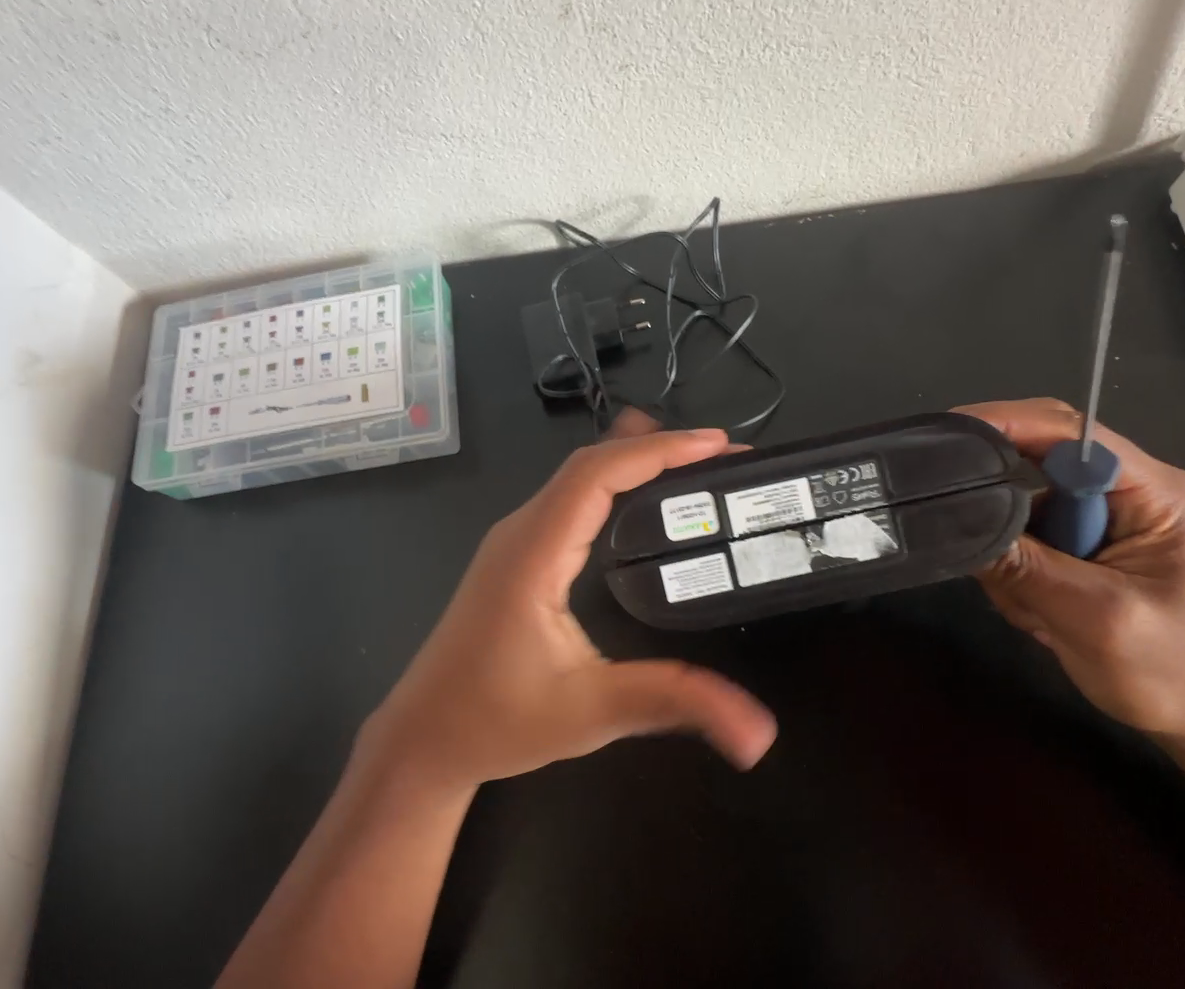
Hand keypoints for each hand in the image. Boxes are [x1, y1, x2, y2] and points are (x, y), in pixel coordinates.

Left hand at [356, 410, 777, 794]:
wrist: (424, 738)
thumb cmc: (497, 722)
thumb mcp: (591, 713)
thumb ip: (674, 704)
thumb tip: (760, 734)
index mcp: (532, 554)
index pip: (596, 476)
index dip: (657, 451)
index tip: (716, 445)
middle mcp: (518, 533)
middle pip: (588, 464)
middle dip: (657, 448)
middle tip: (722, 455)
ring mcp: (511, 542)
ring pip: (575, 478)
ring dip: (633, 461)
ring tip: (695, 465)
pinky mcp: (513, 556)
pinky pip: (566, 500)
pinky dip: (611, 484)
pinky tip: (641, 498)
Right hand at [953, 398, 1184, 750]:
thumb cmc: (1174, 672)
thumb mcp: (1094, 619)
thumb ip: (1024, 567)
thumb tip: (952, 523)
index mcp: (1157, 494)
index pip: (1071, 434)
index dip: (1006, 424)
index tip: (945, 433)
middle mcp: (1134, 492)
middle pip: (1042, 460)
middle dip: (1002, 503)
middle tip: (962, 533)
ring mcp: (1110, 519)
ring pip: (1026, 506)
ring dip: (1012, 554)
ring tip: (1032, 610)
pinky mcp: (1090, 546)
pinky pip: (1029, 538)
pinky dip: (1018, 573)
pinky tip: (1038, 612)